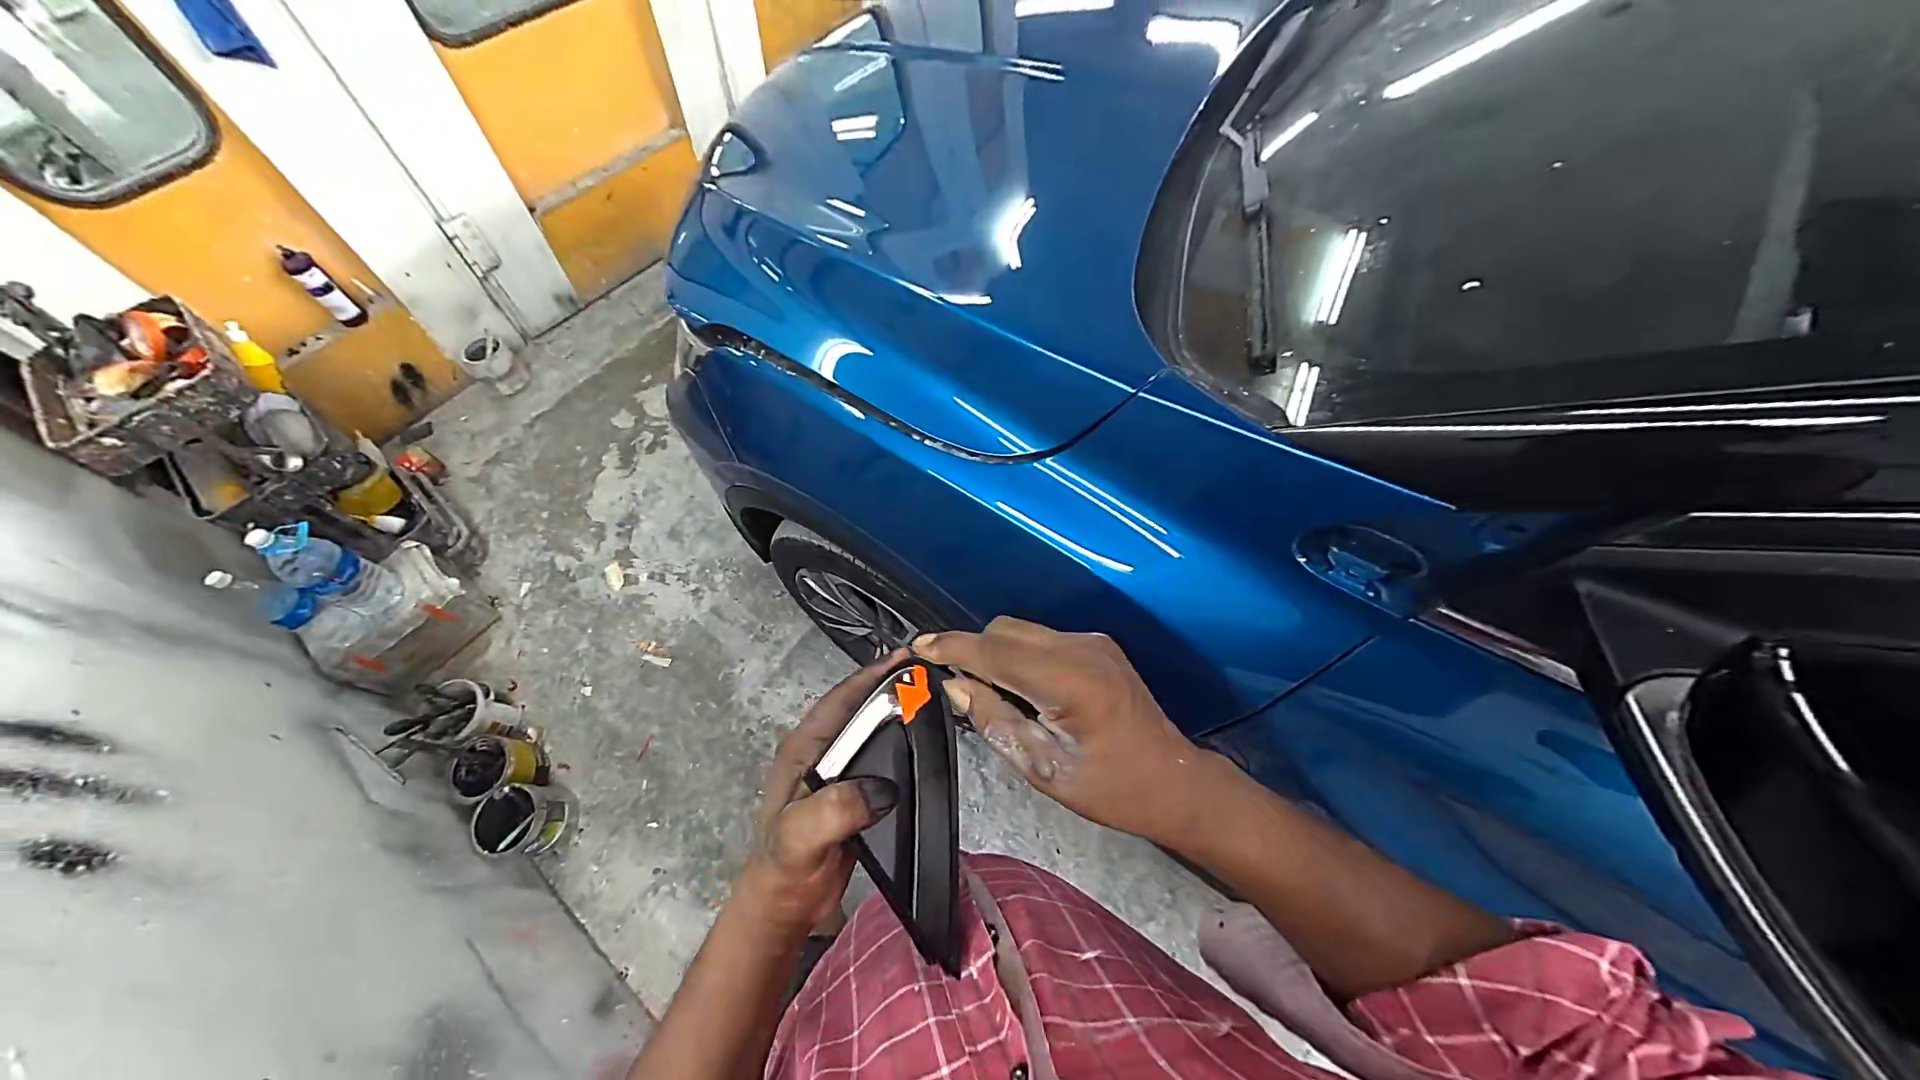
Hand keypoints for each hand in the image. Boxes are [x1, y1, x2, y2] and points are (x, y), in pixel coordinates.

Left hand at [735, 652, 903, 937]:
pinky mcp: (851, 791)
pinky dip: (899, 742)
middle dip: (889, 685)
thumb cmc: (783, 869)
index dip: (871, 677)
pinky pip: (879, 756)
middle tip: (926, 673)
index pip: (840, 700)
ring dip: (896, 712)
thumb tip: (878, 789)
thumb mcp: (800, 837)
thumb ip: (832, 810)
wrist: (783, 905)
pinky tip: (920, 743)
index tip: (904, 658)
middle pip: (858, 707)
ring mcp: (836, 771)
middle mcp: (819, 753)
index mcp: (802, 750)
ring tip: (929, 698)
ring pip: (870, 729)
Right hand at [914, 618, 1227, 845]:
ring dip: (996, 651)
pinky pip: (1041, 638)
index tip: (918, 648)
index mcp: (1070, 681)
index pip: (995, 651)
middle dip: (972, 649)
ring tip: (987, 689)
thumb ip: (994, 720)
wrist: (1175, 781)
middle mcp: (1081, 648)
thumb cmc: (1112, 788)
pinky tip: (1019, 686)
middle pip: (1005, 630)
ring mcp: (1092, 642)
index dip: (952, 647)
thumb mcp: (1044, 768)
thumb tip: (955, 686)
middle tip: (952, 683)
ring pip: (1022, 630)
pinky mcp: (1097, 645)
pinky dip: (1019, 654)